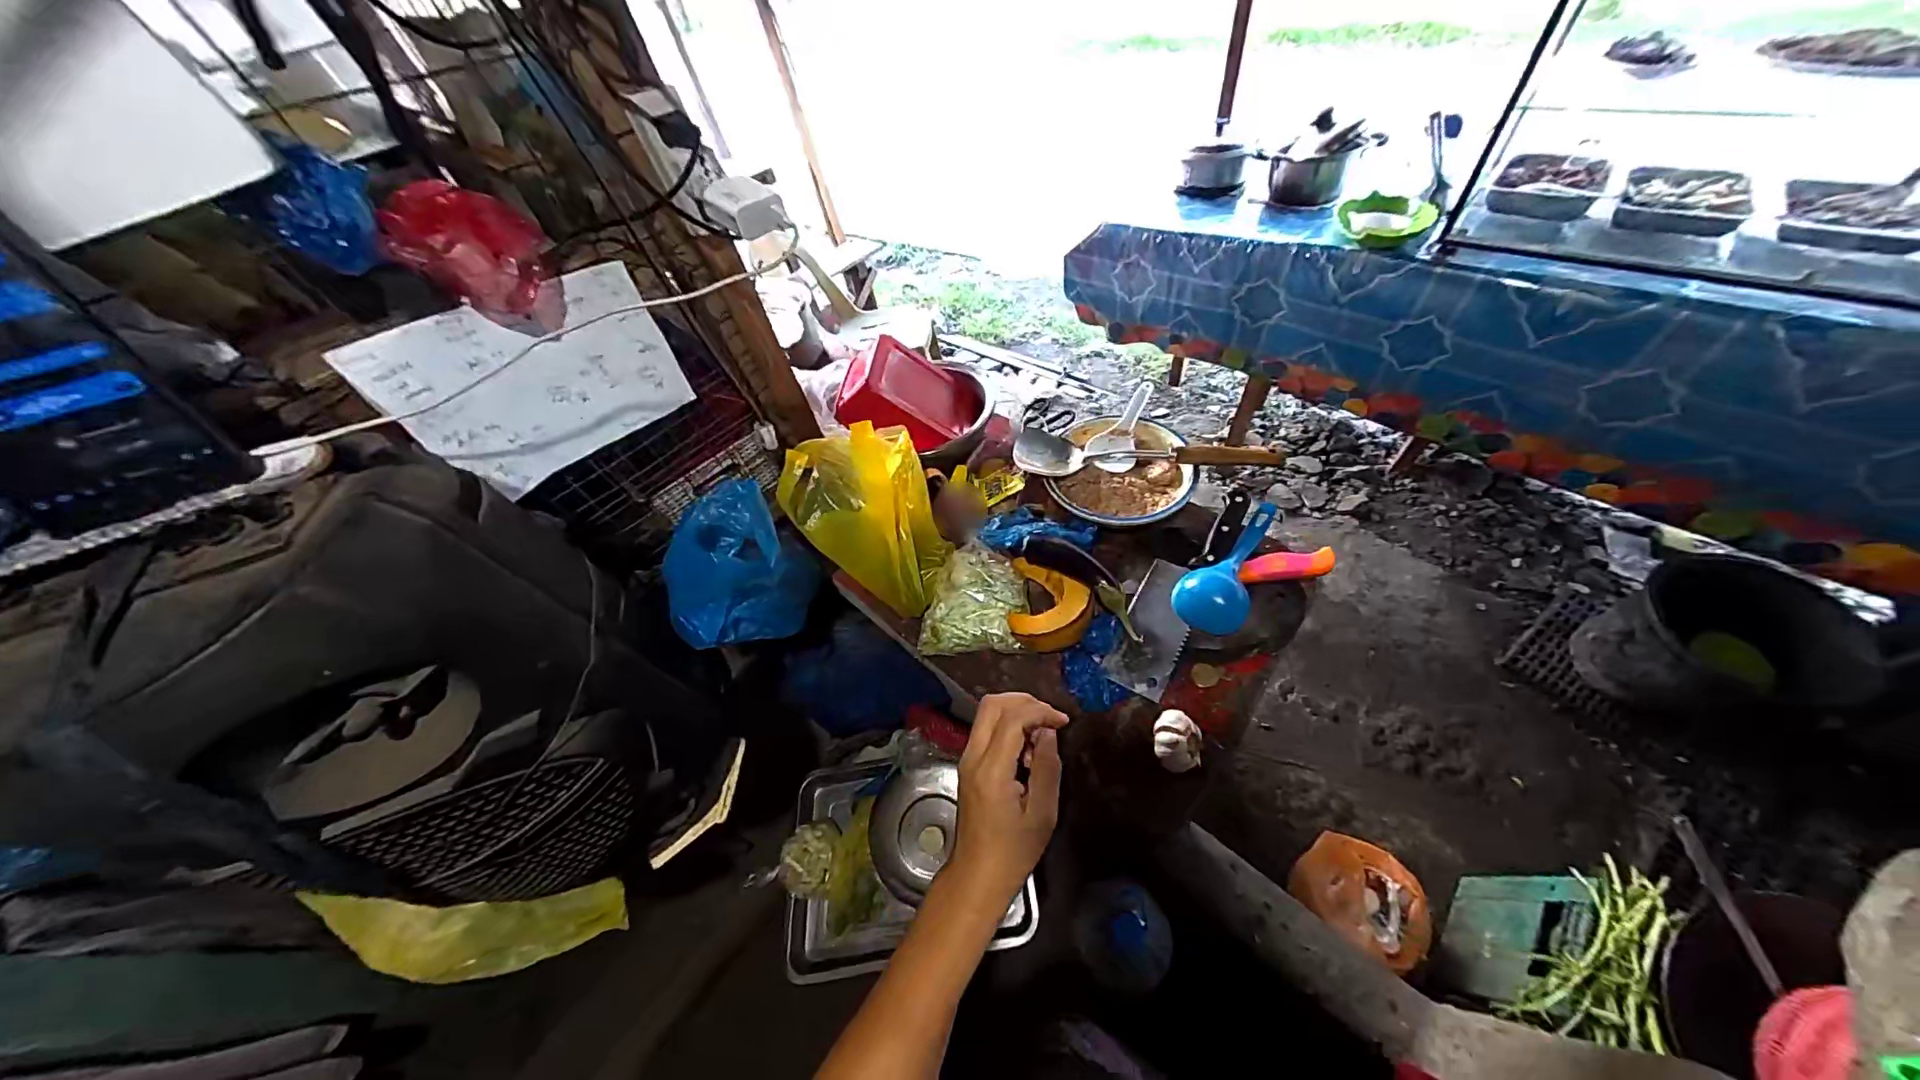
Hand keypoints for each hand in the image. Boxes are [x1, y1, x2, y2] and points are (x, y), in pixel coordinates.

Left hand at [948, 693, 1068, 901]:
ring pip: (987, 714)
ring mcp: (966, 760)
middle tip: (1051, 719)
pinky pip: (987, 731)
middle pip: (992, 704)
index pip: (1012, 718)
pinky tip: (1027, 752)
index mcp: (990, 769)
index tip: (1064, 722)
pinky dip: (1009, 728)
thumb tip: (1048, 733)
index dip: (1041, 711)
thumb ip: (1046, 767)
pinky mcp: (968, 765)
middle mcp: (972, 757)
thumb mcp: (1042, 813)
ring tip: (1041, 741)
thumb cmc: (1013, 851)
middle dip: (1025, 702)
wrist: (977, 875)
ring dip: (1017, 715)